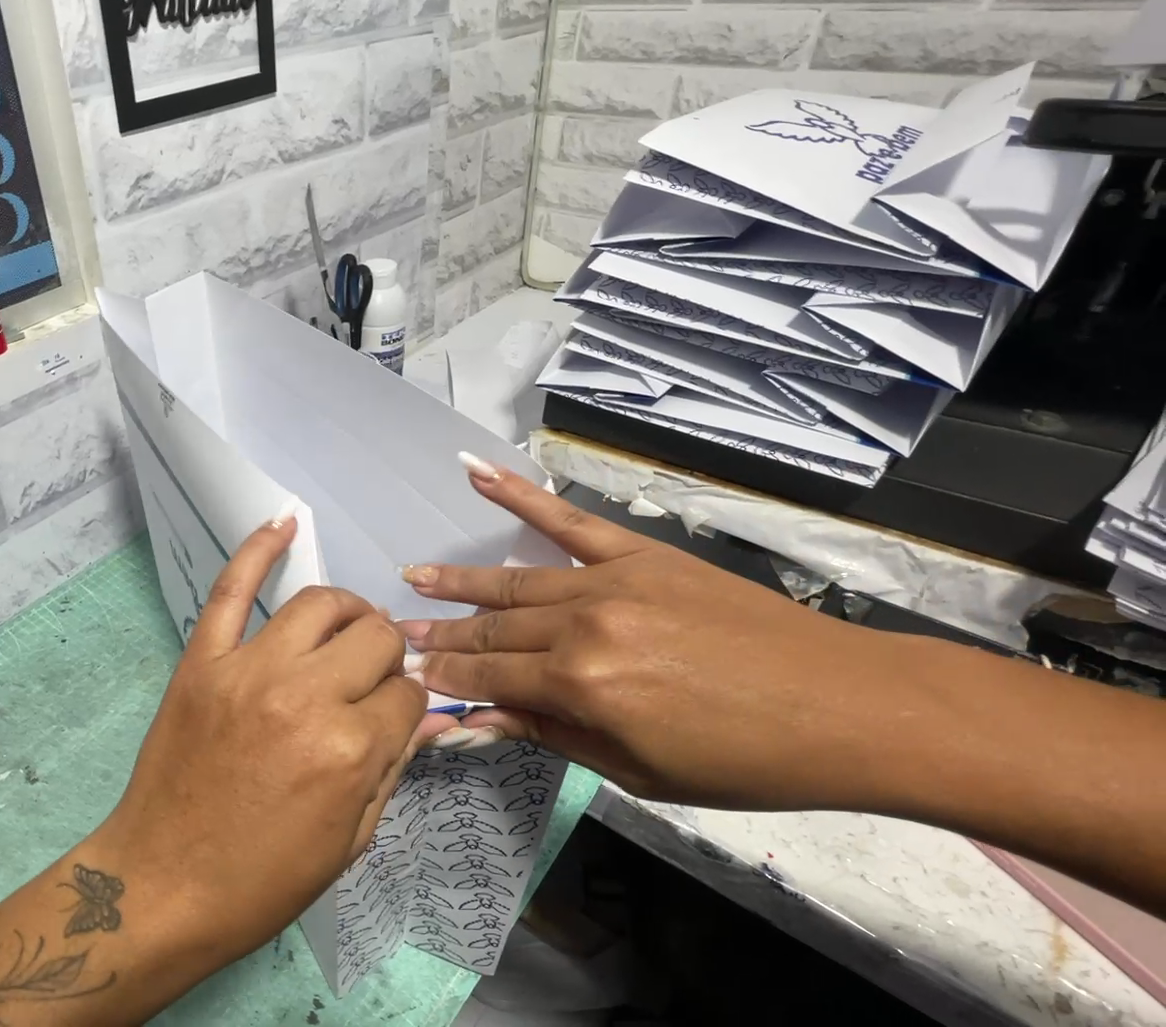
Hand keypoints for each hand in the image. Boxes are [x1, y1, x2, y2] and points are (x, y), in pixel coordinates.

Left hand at [90, 512, 429, 962]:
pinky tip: (283, 522)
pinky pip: (232, 588)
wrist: (165, 883)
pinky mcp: (202, 660)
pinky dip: (258, 549)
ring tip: (347, 627)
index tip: (391, 715)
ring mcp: (248, 670)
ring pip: (319, 605)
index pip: (407, 693)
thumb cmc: (264, 880)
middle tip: (370, 675)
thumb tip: (428, 714)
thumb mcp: (349, 840)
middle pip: (374, 638)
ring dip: (346, 611)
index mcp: (350, 749)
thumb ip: (392, 767)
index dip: (407, 703)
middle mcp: (305, 695)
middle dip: (386, 655)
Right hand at [402, 458, 926, 812]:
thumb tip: (478, 719)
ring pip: (515, 580)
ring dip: (460, 581)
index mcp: (581, 687)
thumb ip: (551, 735)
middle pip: (494, 627)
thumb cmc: (742, 760)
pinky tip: (476, 474)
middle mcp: (583, 625)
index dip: (447, 675)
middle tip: (399, 631)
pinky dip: (519, 496)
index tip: (409, 672)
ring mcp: (609, 580)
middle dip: (444, 632)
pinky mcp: (638, 553)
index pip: (490, 675)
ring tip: (415, 576)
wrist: (845, 706)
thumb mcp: (638, 770)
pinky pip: (568, 520)